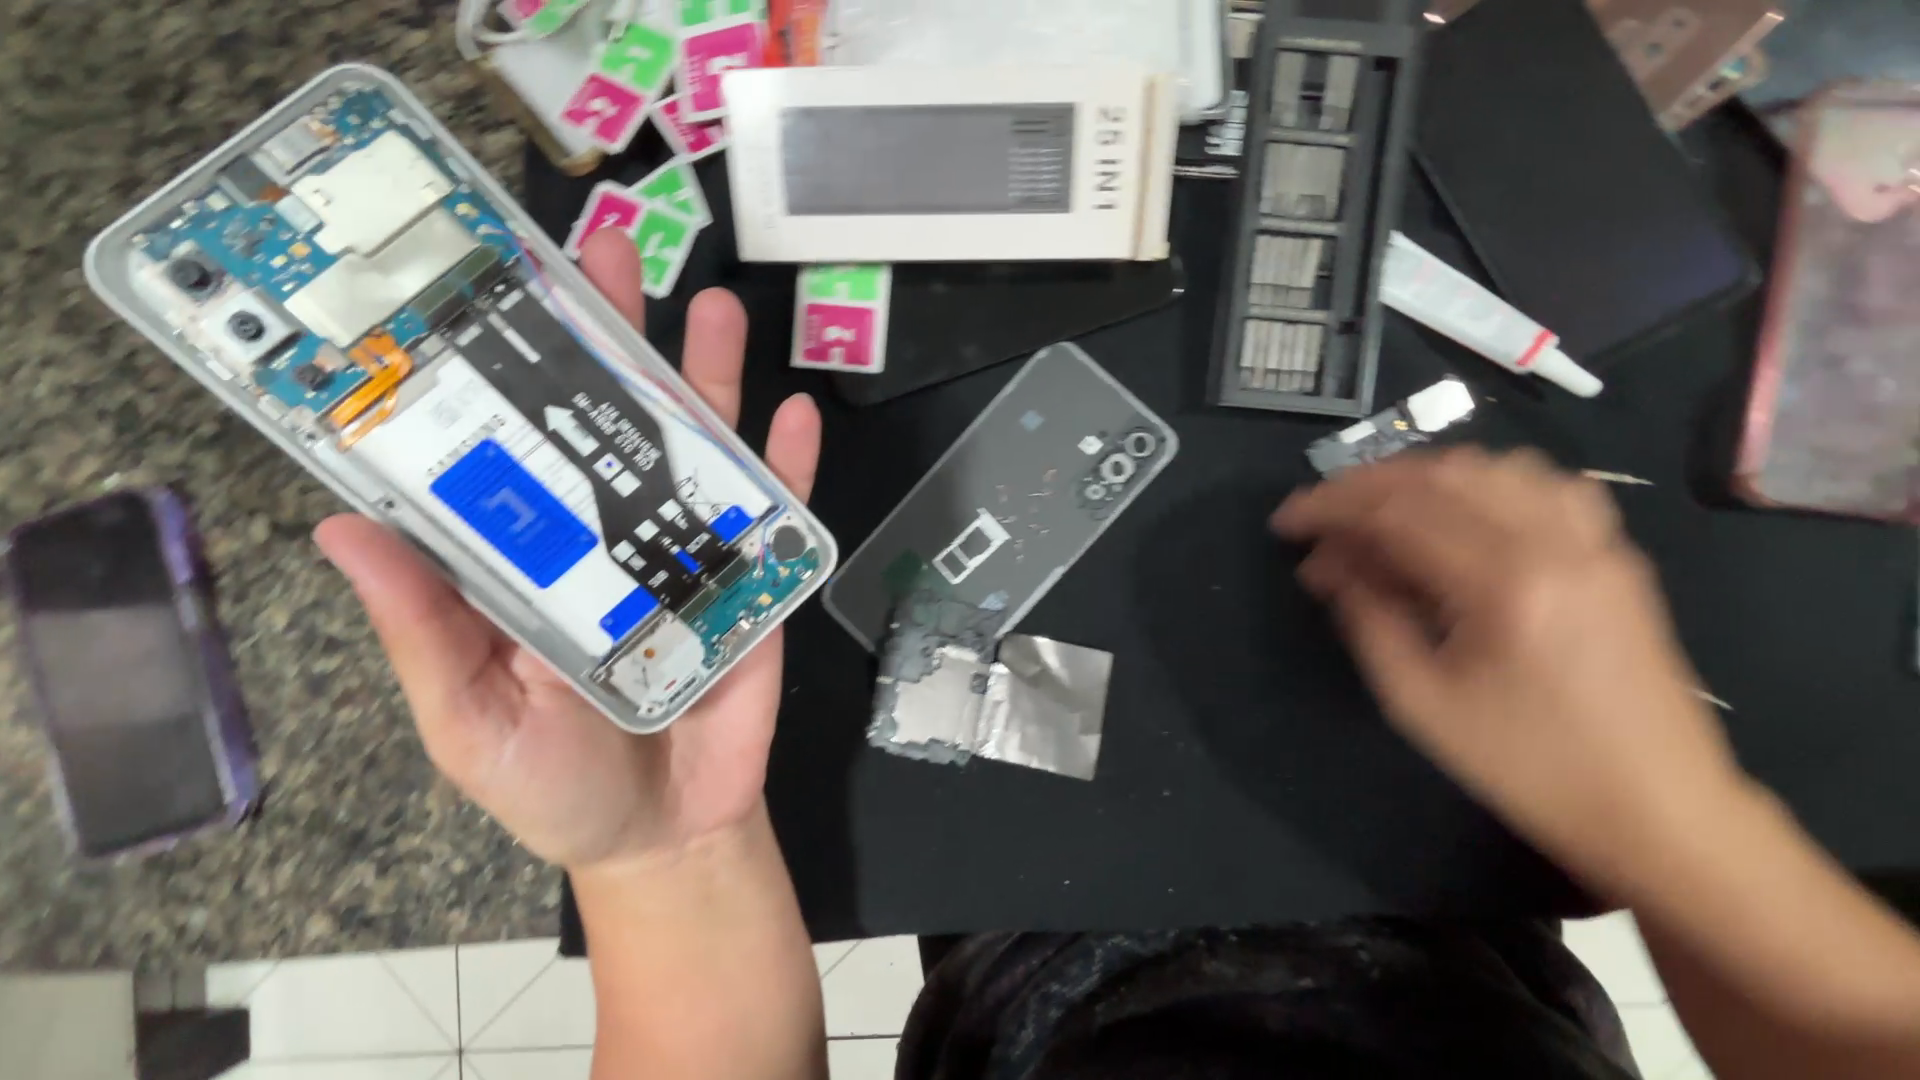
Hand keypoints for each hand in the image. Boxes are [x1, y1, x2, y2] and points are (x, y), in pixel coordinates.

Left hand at [314, 231, 821, 873]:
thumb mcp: (469, 719)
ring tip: (714, 307)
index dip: (503, 369)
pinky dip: (788, 465)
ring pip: (699, 450)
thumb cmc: (554, 786)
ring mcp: (689, 554)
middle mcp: (609, 535)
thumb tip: (344, 528)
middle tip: (613, 251)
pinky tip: (796, 414)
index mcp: (532, 556)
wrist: (669, 831)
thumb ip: (426, 629)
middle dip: (614, 335)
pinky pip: (776, 515)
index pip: (515, 446)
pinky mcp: (754, 583)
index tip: (496, 290)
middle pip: (613, 421)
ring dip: (709, 378)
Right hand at [1272, 449, 1742, 888]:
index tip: (1285, 521)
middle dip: (1365, 485)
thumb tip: (1325, 564)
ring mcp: (1594, 542)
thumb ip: (1368, 617)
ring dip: (1422, 478)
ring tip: (1380, 513)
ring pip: (1492, 467)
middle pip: (1441, 475)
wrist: (1660, 809)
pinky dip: (1485, 484)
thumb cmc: (1529, 768)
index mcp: (1504, 586)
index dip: (1330, 507)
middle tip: (1322, 517)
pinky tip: (1459, 515)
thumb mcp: (1421, 703)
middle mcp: (1555, 544)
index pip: (1397, 511)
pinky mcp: (1614, 554)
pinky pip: (1543, 484)